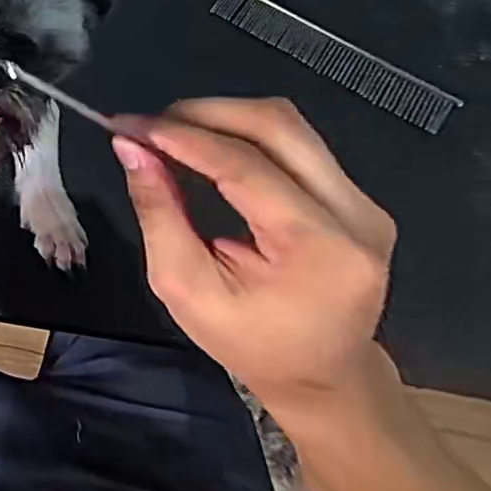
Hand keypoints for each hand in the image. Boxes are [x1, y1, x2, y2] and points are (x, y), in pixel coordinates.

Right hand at [111, 98, 396, 417]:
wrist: (322, 377)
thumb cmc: (249, 342)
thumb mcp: (183, 286)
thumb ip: (158, 211)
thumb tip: (130, 149)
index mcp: (320, 249)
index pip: (246, 166)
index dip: (182, 137)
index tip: (129, 126)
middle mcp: (355, 215)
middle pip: (277, 125)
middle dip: (204, 113)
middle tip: (150, 127)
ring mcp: (362, 202)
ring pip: (285, 125)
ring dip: (220, 118)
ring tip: (171, 136)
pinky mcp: (352, 196)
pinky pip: (291, 143)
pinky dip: (238, 135)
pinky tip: (203, 149)